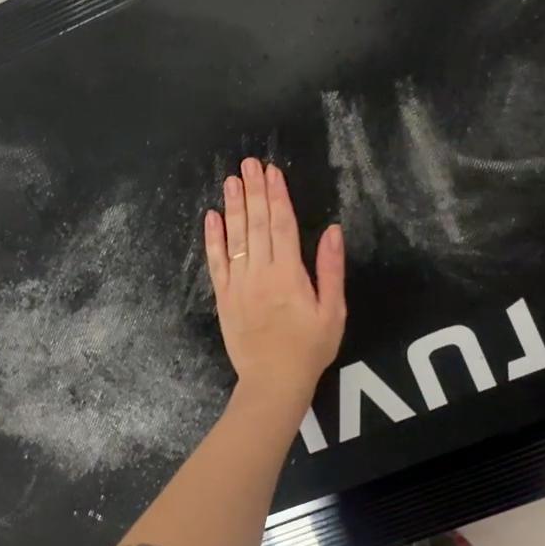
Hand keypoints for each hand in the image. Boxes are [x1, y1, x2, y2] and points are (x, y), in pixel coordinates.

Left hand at [204, 158, 345, 408]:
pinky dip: (213, 238)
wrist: (273, 382)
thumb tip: (332, 230)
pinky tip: (212, 217)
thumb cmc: (309, 347)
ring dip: (234, 206)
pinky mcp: (223, 297)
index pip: (282, 224)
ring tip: (231, 180)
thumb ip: (331, 269)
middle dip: (254, 191)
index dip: (277, 196)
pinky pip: (216, 262)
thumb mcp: (333, 311)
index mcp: (289, 274)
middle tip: (248, 163)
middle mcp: (260, 272)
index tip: (273, 171)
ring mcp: (238, 283)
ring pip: (235, 237)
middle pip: (256, 223)